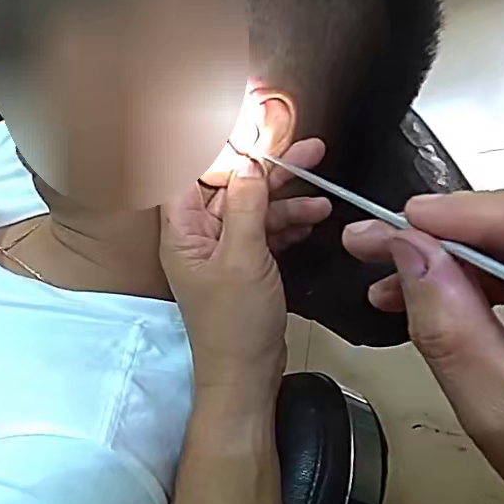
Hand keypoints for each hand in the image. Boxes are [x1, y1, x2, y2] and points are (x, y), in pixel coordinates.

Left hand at [162, 140, 325, 393]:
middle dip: (269, 169)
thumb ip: (245, 205)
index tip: (256, 129)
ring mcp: (223, 252)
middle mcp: (199, 238)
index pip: (195, 172)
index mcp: (183, 232)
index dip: (224, 148)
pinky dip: (287, 225)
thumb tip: (248, 162)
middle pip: (232, 187)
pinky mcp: (244, 266)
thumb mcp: (242, 258)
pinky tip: (311, 219)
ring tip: (320, 195)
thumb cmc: (235, 326)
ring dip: (286, 201)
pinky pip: (264, 233)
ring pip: (253, 209)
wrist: (248, 374)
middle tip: (306, 149)